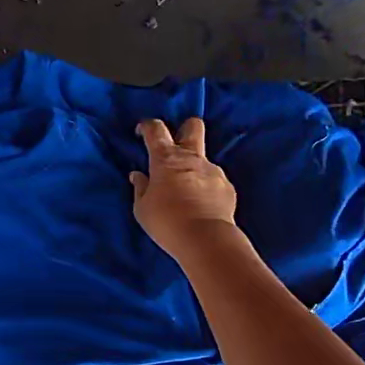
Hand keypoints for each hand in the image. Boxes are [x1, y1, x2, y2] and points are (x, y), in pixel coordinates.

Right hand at [130, 118, 237, 261]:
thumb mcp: (142, 208)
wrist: (205, 239)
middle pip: (193, 126)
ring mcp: (213, 171)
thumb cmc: (166, 221)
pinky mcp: (227, 187)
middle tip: (173, 146)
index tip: (141, 132)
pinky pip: (213, 180)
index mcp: (166, 159)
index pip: (156, 129)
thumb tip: (138, 175)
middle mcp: (192, 158)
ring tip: (185, 191)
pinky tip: (200, 204)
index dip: (147, 126)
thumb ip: (140, 187)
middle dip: (183, 128)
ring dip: (192, 168)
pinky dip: (205, 187)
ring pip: (203, 158)